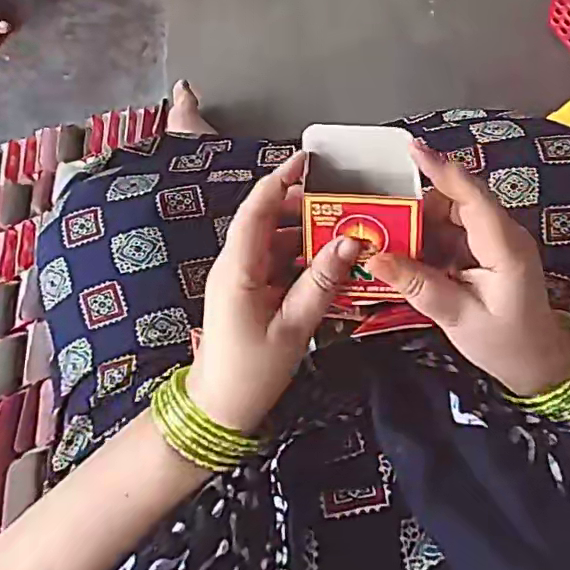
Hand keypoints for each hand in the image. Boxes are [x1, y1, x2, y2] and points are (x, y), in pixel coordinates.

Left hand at [185, 153, 361, 432]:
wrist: (219, 409)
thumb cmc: (251, 372)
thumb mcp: (294, 327)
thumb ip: (321, 282)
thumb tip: (349, 242)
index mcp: (238, 268)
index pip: (257, 210)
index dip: (280, 180)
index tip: (305, 160)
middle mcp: (236, 264)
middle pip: (269, 220)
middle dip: (304, 207)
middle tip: (342, 201)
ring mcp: (241, 276)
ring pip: (276, 240)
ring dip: (307, 233)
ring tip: (344, 230)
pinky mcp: (250, 289)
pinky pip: (278, 261)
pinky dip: (302, 257)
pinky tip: (328, 262)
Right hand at [365, 140, 569, 396]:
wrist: (542, 364)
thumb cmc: (508, 345)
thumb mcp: (458, 319)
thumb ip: (418, 285)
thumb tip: (375, 259)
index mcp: (505, 247)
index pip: (472, 196)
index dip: (441, 169)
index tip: (412, 149)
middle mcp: (503, 233)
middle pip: (457, 199)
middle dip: (418, 202)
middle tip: (380, 211)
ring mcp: (496, 238)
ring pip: (452, 212)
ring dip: (421, 222)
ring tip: (389, 236)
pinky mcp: (488, 247)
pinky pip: (454, 229)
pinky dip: (429, 236)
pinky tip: (409, 252)